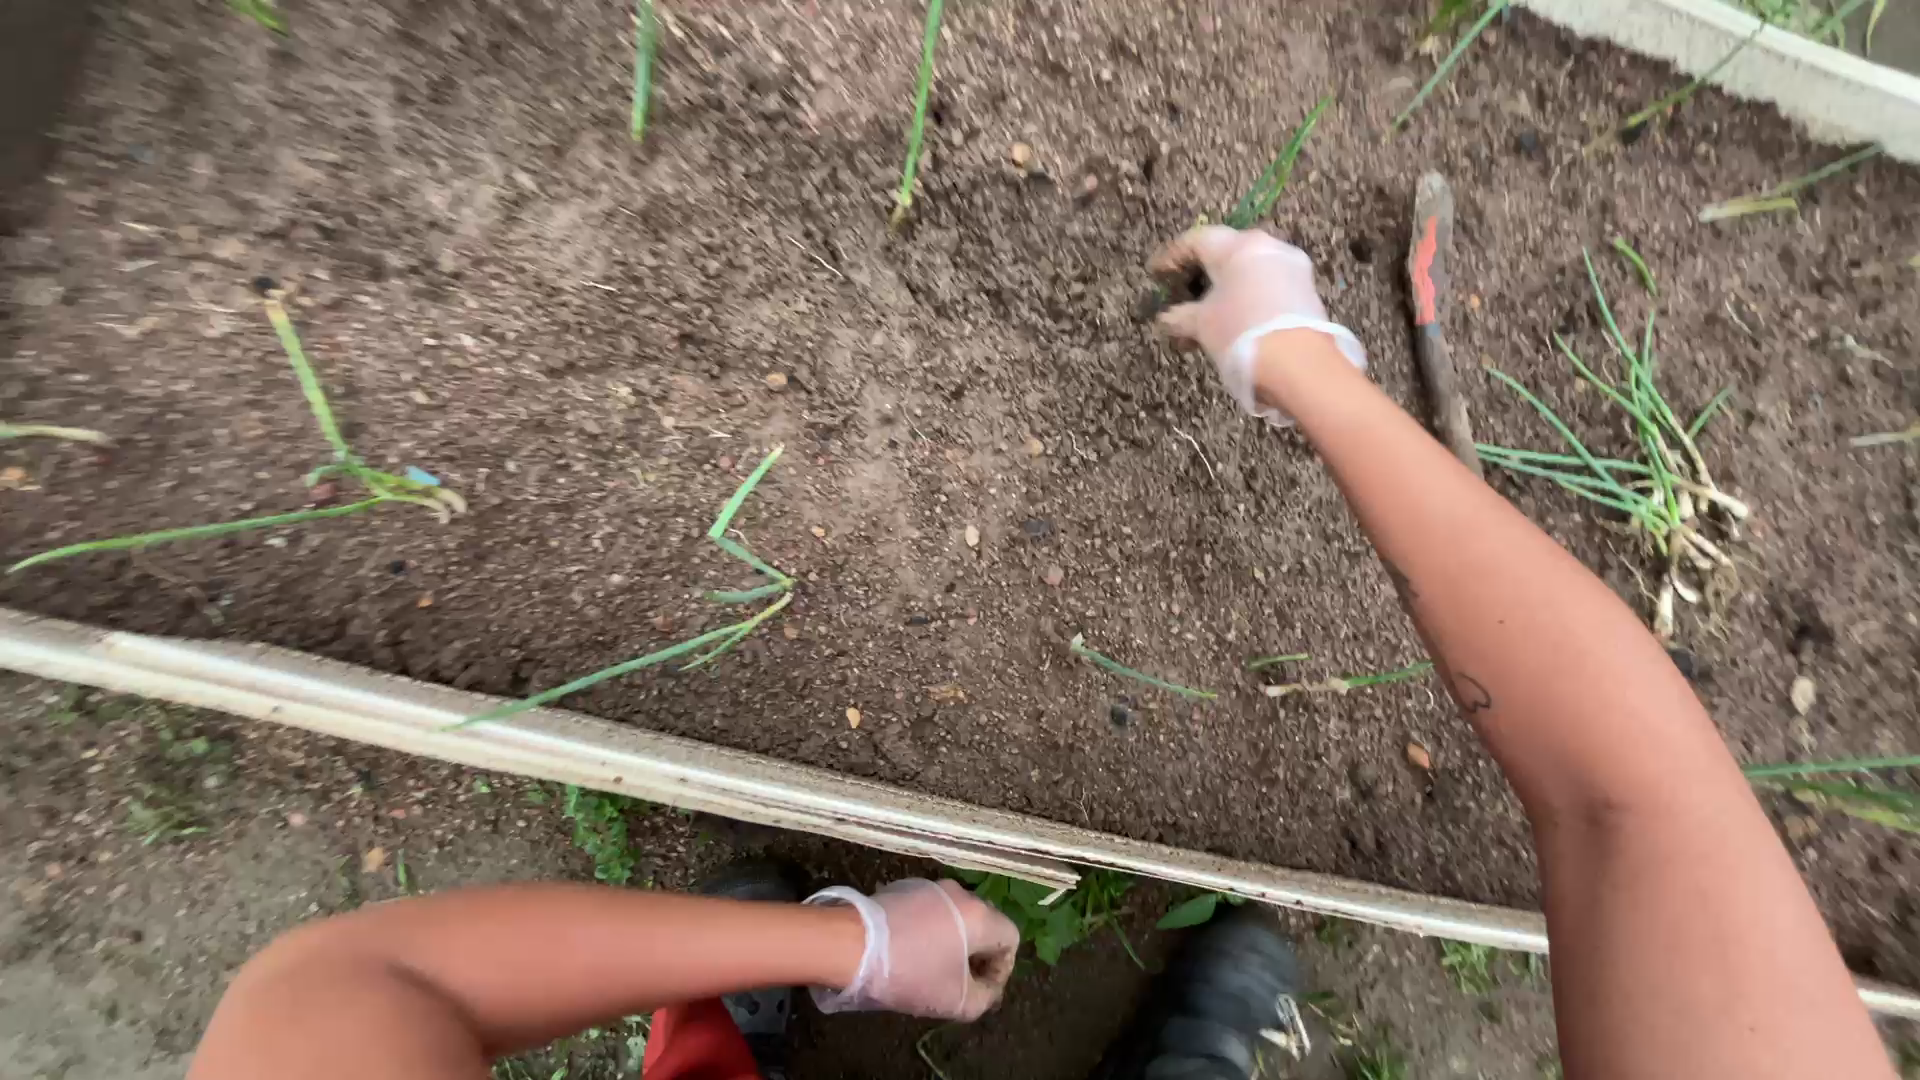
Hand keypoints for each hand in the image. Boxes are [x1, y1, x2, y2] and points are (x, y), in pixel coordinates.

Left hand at [804, 878, 1018, 1019]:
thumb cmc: (911, 973)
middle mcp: (961, 893)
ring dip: (954, 940)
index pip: (1010, 937)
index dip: (1002, 968)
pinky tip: (910, 949)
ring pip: (957, 915)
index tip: (980, 987)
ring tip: (932, 966)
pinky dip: (932, 928)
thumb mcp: (955, 1001)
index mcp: (979, 916)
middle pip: (985, 923)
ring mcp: (932, 886)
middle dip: (978, 954)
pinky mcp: (907, 886)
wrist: (854, 942)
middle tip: (959, 980)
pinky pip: (933, 908)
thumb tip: (986, 986)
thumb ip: (984, 997)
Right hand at [1149, 225, 1366, 425]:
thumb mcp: (1200, 325)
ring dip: (1221, 294)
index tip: (1155, 274)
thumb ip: (1179, 318)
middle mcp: (1268, 248)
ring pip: (1245, 274)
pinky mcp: (1304, 291)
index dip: (1171, 257)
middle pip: (1224, 256)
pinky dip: (1243, 302)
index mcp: (1239, 247)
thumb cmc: (1240, 332)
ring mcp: (1291, 268)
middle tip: (1178, 298)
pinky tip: (1229, 327)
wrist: (1297, 362)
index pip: (1197, 240)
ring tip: (1202, 323)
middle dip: (1198, 278)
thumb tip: (1166, 319)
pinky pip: (1264, 288)